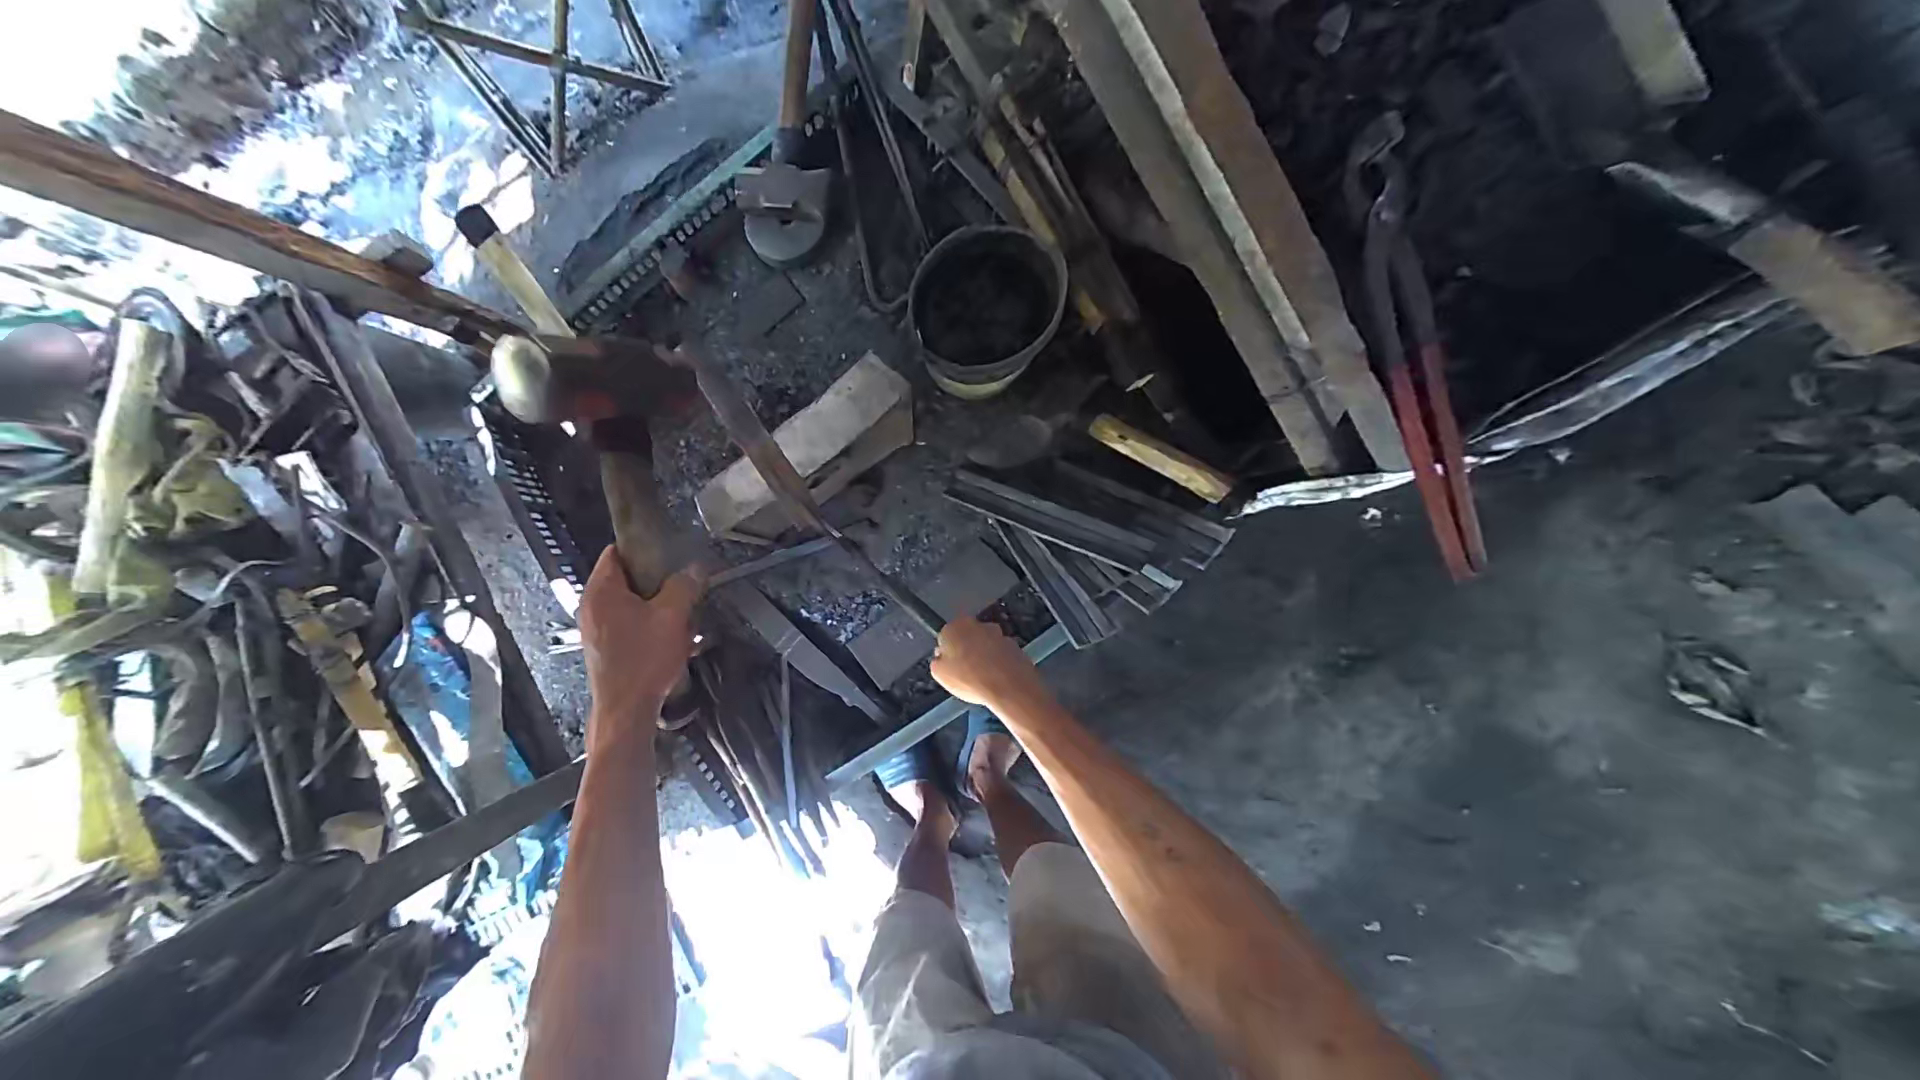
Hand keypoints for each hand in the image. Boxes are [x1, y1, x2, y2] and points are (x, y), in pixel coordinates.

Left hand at [579, 547, 703, 745]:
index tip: (670, 550)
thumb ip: (684, 586)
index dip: (643, 547)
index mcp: (601, 591)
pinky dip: (650, 624)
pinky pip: (630, 624)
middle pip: (626, 579)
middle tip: (684, 581)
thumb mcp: (672, 616)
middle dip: (657, 579)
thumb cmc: (644, 658)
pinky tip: (675, 637)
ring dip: (658, 605)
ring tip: (685, 611)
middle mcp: (592, 606)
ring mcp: (596, 629)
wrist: (626, 711)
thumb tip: (695, 568)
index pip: (616, 552)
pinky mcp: (606, 648)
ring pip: (631, 604)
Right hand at [930, 616, 1048, 710]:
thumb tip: (940, 659)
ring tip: (981, 677)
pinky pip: (999, 652)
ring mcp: (997, 633)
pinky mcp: (1013, 644)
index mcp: (954, 627)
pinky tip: (995, 677)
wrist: (1008, 686)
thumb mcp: (939, 674)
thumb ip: (937, 661)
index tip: (949, 666)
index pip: (945, 637)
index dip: (946, 653)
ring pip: (984, 643)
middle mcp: (976, 624)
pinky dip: (997, 660)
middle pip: (966, 637)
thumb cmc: (970, 678)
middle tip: (964, 672)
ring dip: (982, 655)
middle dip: (965, 651)